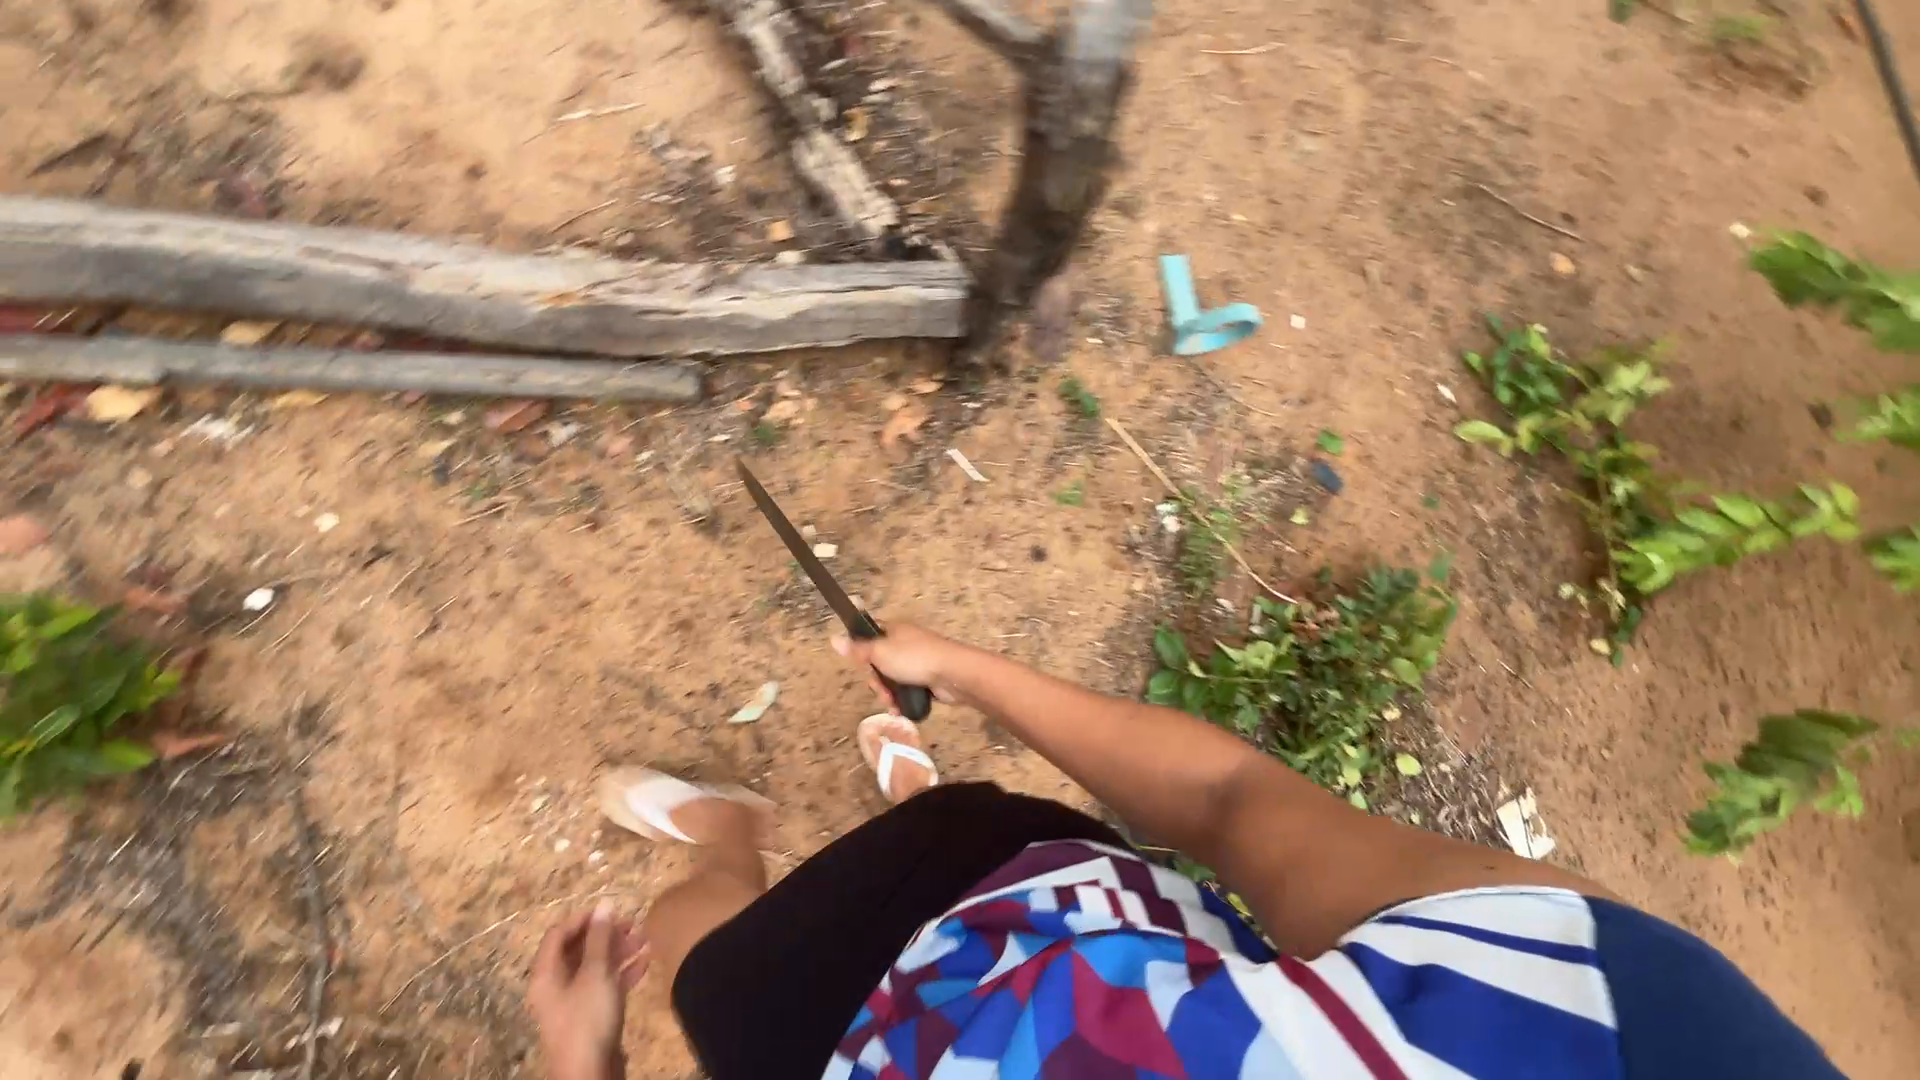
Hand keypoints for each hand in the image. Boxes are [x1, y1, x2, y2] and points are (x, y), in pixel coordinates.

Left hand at [527, 901, 648, 1079]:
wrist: (591, 1075)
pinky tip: (646, 962)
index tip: (611, 910)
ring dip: (620, 950)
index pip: (558, 934)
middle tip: (635, 924)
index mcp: (547, 975)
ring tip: (646, 939)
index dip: (583, 918)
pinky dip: (623, 971)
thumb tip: (604, 904)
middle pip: (579, 949)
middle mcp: (556, 985)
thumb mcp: (595, 973)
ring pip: (595, 966)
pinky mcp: (591, 1015)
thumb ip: (600, 938)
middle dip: (607, 934)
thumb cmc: (587, 1019)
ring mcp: (574, 1001)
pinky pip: (605, 984)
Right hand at [831, 620, 974, 711]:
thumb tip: (833, 637)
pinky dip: (900, 699)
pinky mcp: (925, 678)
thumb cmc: (913, 658)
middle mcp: (904, 642)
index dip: (861, 651)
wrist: (952, 674)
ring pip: (891, 679)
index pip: (869, 636)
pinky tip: (899, 709)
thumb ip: (857, 648)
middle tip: (879, 688)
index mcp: (894, 630)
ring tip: (891, 703)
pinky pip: (905, 689)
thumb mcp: (880, 652)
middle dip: (876, 680)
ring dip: (887, 693)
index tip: (861, 665)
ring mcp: (916, 661)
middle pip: (878, 662)